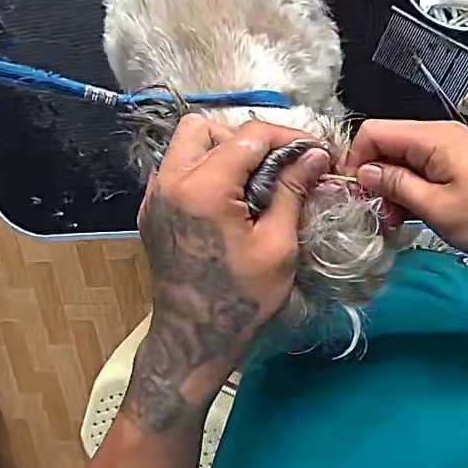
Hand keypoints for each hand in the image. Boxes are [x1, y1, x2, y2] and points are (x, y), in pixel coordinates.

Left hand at [129, 115, 328, 431]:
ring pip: (186, 144)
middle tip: (276, 167)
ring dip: (223, 152)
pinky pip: (177, 170)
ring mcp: (155, 196)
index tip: (314, 153)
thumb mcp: (278, 245)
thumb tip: (314, 155)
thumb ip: (292, 190)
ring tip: (254, 183)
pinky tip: (230, 200)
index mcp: (202, 188)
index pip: (248, 135)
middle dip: (246, 139)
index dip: (288, 137)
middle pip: (205, 127)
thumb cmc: (241, 299)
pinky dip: (206, 171)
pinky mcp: (152, 211)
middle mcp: (169, 182)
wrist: (194, 340)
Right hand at [345, 119, 467, 263]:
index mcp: (433, 137)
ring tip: (395, 222)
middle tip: (376, 215)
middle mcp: (441, 135)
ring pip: (404, 161)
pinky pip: (424, 171)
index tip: (353, 195)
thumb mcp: (438, 208)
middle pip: (387, 145)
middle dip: (374, 178)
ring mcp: (453, 150)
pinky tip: (413, 217)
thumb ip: (395, 186)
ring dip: (393, 189)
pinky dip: (412, 192)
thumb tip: (362, 173)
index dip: (355, 160)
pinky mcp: (462, 166)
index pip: (374, 131)